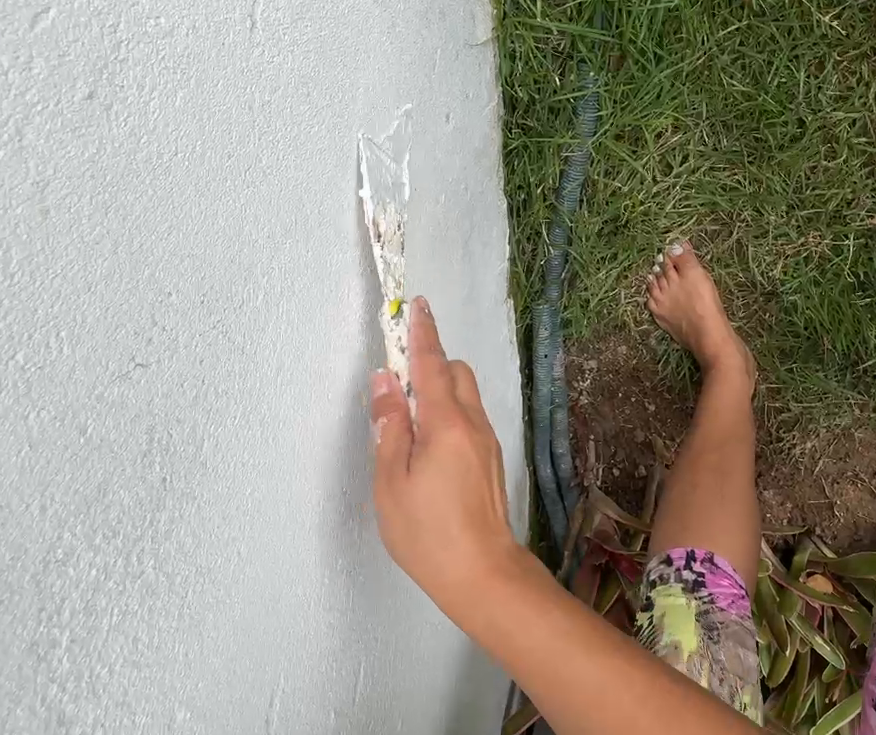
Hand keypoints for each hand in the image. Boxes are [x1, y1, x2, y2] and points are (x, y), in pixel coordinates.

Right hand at [370, 297, 523, 608]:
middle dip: (431, 364)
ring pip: (465, 396)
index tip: (418, 305)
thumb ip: (390, 426)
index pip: (432, 364)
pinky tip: (429, 450)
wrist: (482, 571)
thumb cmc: (427, 531)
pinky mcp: (490, 458)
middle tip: (399, 387)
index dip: (423, 332)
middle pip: (456, 373)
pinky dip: (449, 415)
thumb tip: (385, 380)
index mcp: (446, 422)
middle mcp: (473, 422)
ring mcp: (487, 440)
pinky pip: (469, 419)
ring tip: (409, 426)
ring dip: (440, 392)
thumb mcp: (392, 481)